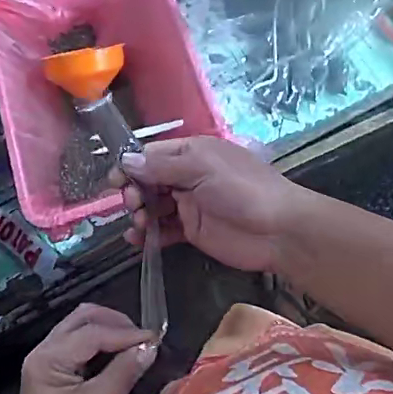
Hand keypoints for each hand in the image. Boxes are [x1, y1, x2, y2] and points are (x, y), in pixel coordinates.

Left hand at [13, 304, 155, 393]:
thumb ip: (124, 371)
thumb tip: (151, 345)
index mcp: (46, 359)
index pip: (91, 333)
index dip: (126, 334)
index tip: (158, 340)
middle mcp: (42, 355)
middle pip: (82, 321)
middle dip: (116, 324)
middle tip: (146, 339)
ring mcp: (47, 367)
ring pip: (82, 331)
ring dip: (111, 332)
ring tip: (139, 344)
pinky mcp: (56, 380)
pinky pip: (81, 349)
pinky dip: (104, 347)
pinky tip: (124, 356)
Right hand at [109, 136, 305, 273]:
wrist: (279, 230)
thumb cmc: (242, 190)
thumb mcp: (202, 168)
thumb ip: (162, 166)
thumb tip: (127, 161)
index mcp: (192, 153)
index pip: (151, 155)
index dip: (130, 166)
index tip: (113, 181)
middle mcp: (188, 176)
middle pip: (148, 181)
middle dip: (133, 191)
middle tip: (132, 204)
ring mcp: (190, 204)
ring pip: (153, 206)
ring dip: (140, 213)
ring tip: (140, 223)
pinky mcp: (193, 231)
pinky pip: (164, 230)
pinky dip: (149, 235)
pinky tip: (137, 241)